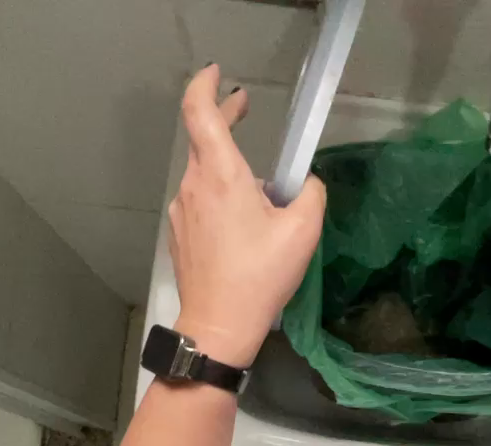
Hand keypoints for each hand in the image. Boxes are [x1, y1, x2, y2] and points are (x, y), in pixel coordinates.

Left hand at [168, 64, 326, 368]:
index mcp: (221, 174)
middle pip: (204, 141)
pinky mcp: (180, 237)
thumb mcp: (303, 232)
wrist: (220, 325)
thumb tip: (305, 184)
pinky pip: (200, 206)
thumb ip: (310, 193)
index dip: (207, 84)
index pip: (200, 110)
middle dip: (226, 121)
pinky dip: (219, 203)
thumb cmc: (259, 277)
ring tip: (259, 199)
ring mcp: (182, 213)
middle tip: (245, 109)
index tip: (219, 75)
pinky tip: (241, 231)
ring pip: (205, 178)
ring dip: (228, 174)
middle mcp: (194, 186)